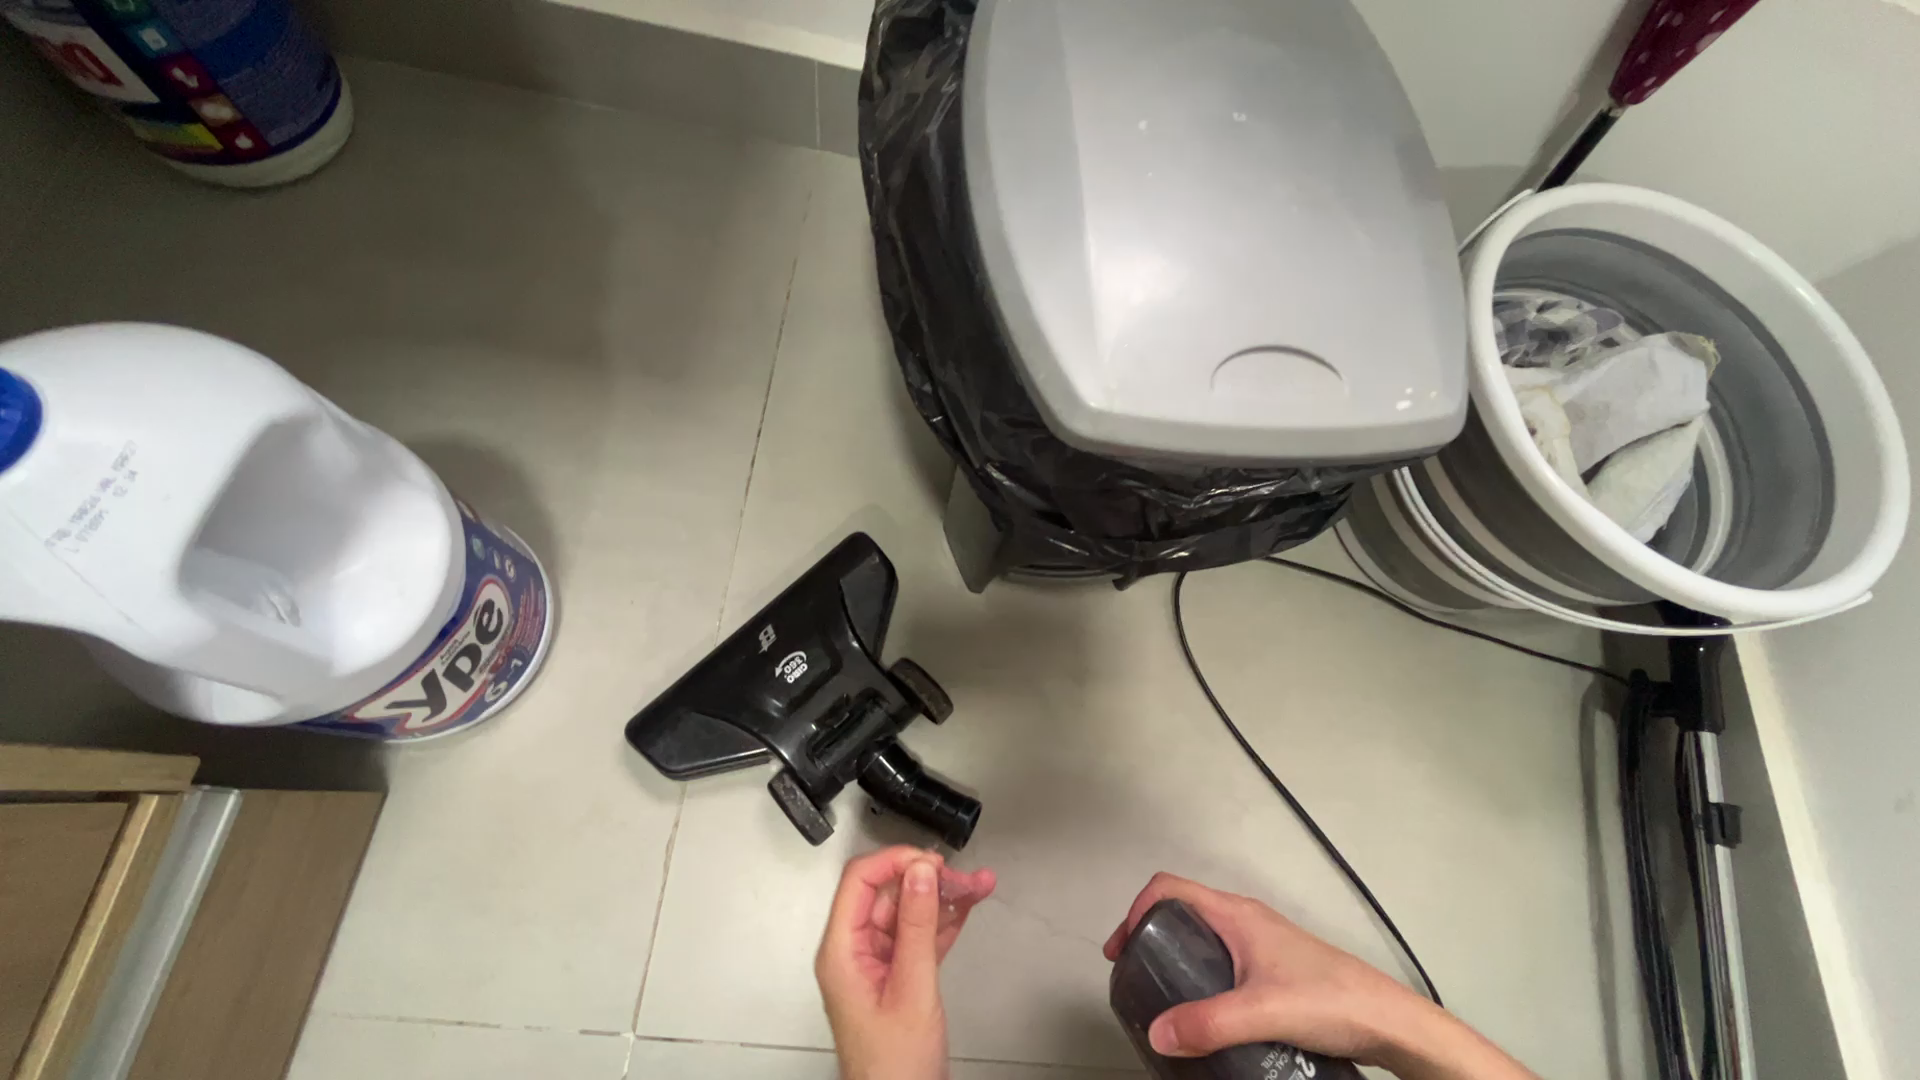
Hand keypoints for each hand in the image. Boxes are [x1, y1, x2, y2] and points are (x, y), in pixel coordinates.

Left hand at [816, 847, 995, 1079]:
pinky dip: (945, 920)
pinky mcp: (899, 974)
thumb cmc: (895, 1067)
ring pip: (909, 911)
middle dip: (927, 878)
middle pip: (888, 893)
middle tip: (961, 876)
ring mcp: (878, 962)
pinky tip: (968, 905)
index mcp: (843, 950)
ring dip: (943, 897)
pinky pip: (921, 934)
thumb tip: (921, 871)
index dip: (894, 862)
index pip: (859, 881)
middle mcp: (856, 950)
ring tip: (977, 884)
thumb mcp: (911, 988)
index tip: (930, 861)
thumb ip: (917, 926)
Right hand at [1103, 874, 1537, 1079]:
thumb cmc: (1328, 1000)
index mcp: (1235, 913)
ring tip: (1162, 990)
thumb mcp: (1263, 1013)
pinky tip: (1205, 1005)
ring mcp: (1261, 940)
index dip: (1136, 909)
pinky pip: (1221, 953)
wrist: (1391, 1022)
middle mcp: (1245, 917)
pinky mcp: (1274, 964)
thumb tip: (1156, 1034)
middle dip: (1148, 930)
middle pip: (1181, 906)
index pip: (1169, 887)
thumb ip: (1208, 1023)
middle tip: (1133, 970)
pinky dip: (1198, 967)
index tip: (1121, 949)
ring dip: (1174, 949)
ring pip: (1203, 931)